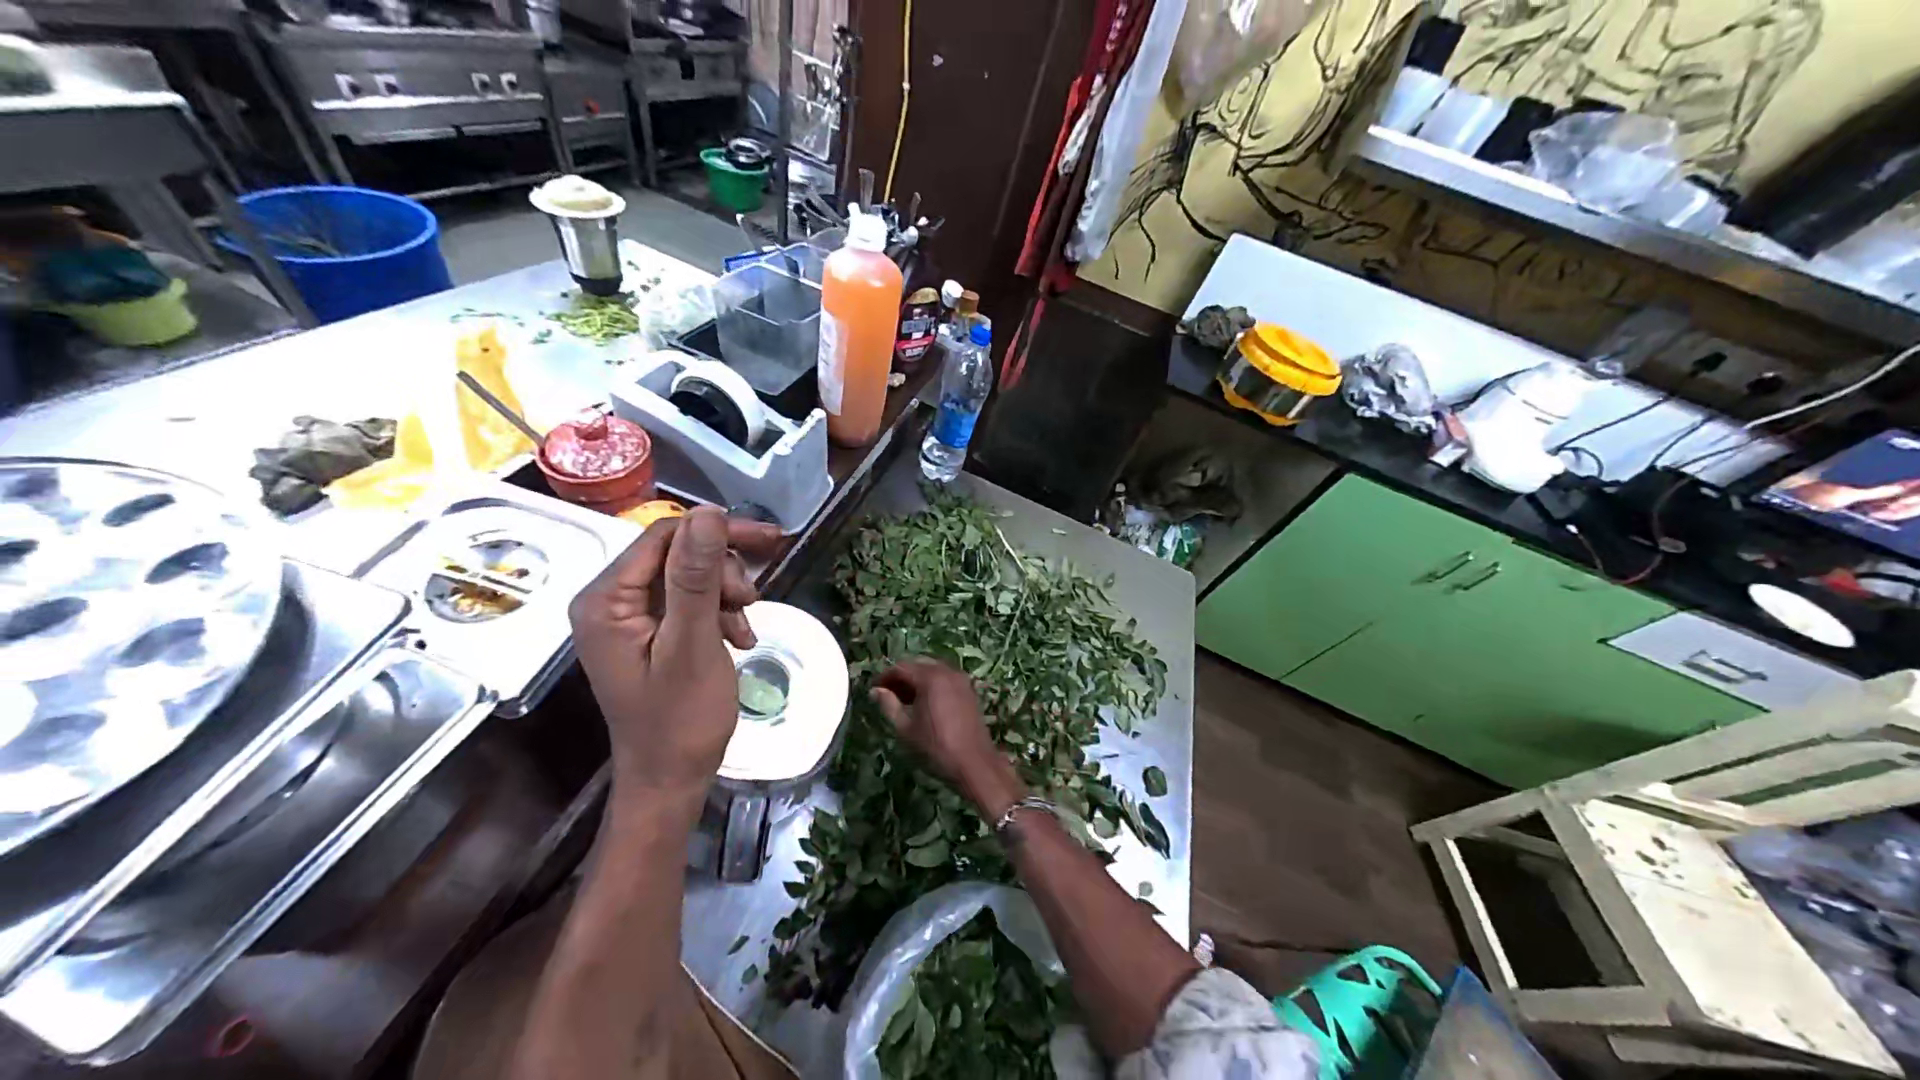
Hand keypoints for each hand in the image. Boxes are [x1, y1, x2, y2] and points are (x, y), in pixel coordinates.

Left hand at [568, 508, 783, 806]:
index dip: (717, 532)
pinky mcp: (648, 634)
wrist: (670, 780)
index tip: (769, 540)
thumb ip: (696, 577)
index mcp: (605, 600)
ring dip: (725, 593)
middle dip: (723, 570)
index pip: (663, 537)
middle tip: (754, 596)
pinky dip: (718, 613)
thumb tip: (708, 513)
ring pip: (688, 576)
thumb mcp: (693, 644)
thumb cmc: (680, 719)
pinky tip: (738, 637)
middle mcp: (609, 601)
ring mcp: (628, 619)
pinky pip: (689, 602)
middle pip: (677, 554)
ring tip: (745, 626)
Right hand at [872, 659, 1025, 819]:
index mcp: (930, 678)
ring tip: (904, 700)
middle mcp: (947, 672)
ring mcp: (961, 680)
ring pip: (933, 670)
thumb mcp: (905, 729)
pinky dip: (932, 684)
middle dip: (901, 677)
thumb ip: (889, 705)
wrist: (974, 763)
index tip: (874, 690)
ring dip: (916, 680)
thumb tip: (875, 690)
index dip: (885, 677)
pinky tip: (924, 703)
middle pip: (918, 665)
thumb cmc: (935, 748)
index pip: (901, 668)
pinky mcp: (969, 690)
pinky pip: (945, 678)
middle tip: (887, 695)